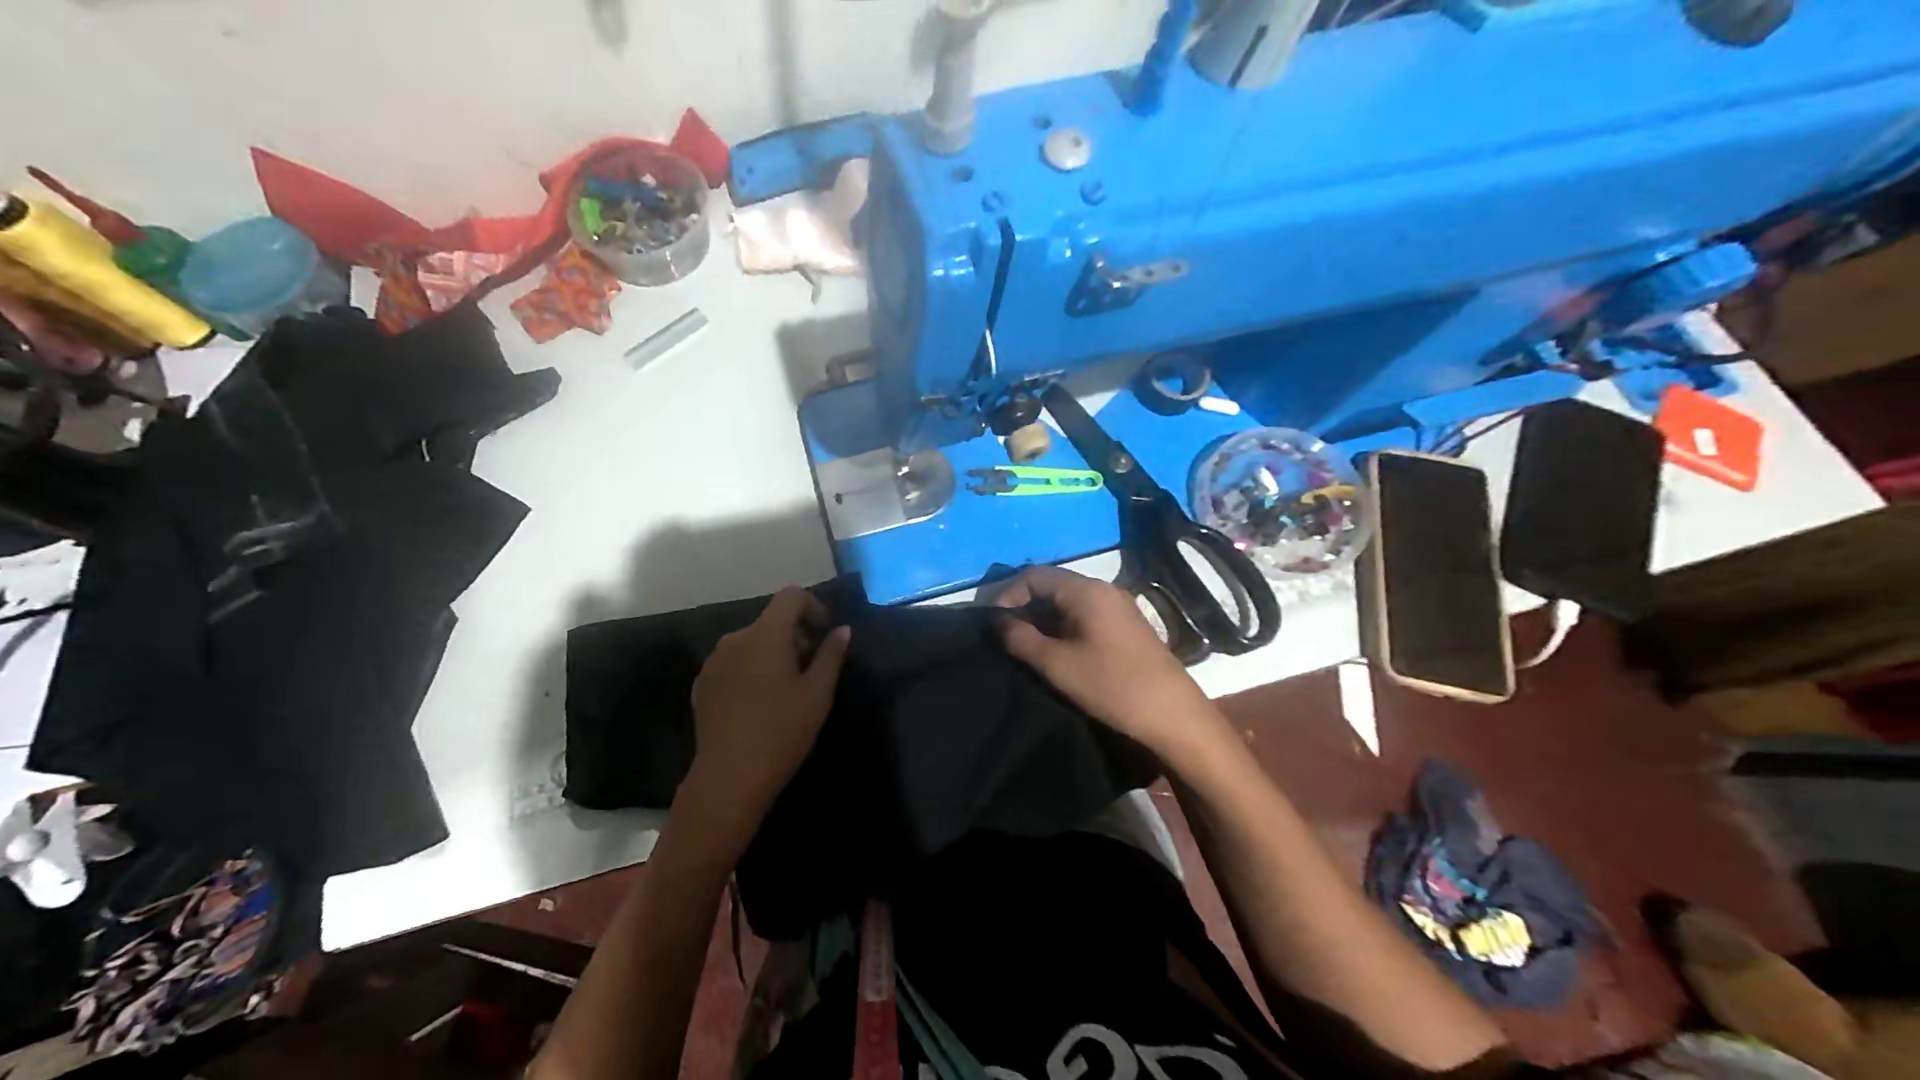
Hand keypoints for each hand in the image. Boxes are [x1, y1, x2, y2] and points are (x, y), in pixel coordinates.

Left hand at [682, 589, 849, 838]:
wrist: (729, 777)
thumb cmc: (782, 731)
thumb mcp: (818, 693)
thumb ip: (831, 655)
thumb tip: (842, 630)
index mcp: (765, 635)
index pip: (791, 596)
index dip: (813, 606)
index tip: (826, 633)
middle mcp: (735, 639)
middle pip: (771, 620)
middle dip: (795, 634)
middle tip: (813, 667)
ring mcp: (714, 661)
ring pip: (751, 641)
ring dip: (773, 652)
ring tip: (787, 687)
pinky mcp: (703, 683)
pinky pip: (734, 662)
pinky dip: (751, 668)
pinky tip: (760, 702)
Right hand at [992, 566, 1225, 759]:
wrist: (1172, 714)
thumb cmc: (1111, 685)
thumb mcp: (1056, 664)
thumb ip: (1020, 638)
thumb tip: (995, 620)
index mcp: (1086, 590)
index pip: (1034, 575)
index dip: (1007, 595)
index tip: (992, 624)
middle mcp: (1104, 589)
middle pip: (1052, 585)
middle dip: (1024, 606)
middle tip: (1005, 637)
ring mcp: (1118, 606)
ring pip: (1068, 601)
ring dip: (1043, 618)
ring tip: (1026, 647)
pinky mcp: (1126, 625)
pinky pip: (1085, 614)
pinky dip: (1063, 625)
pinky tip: (1056, 652)